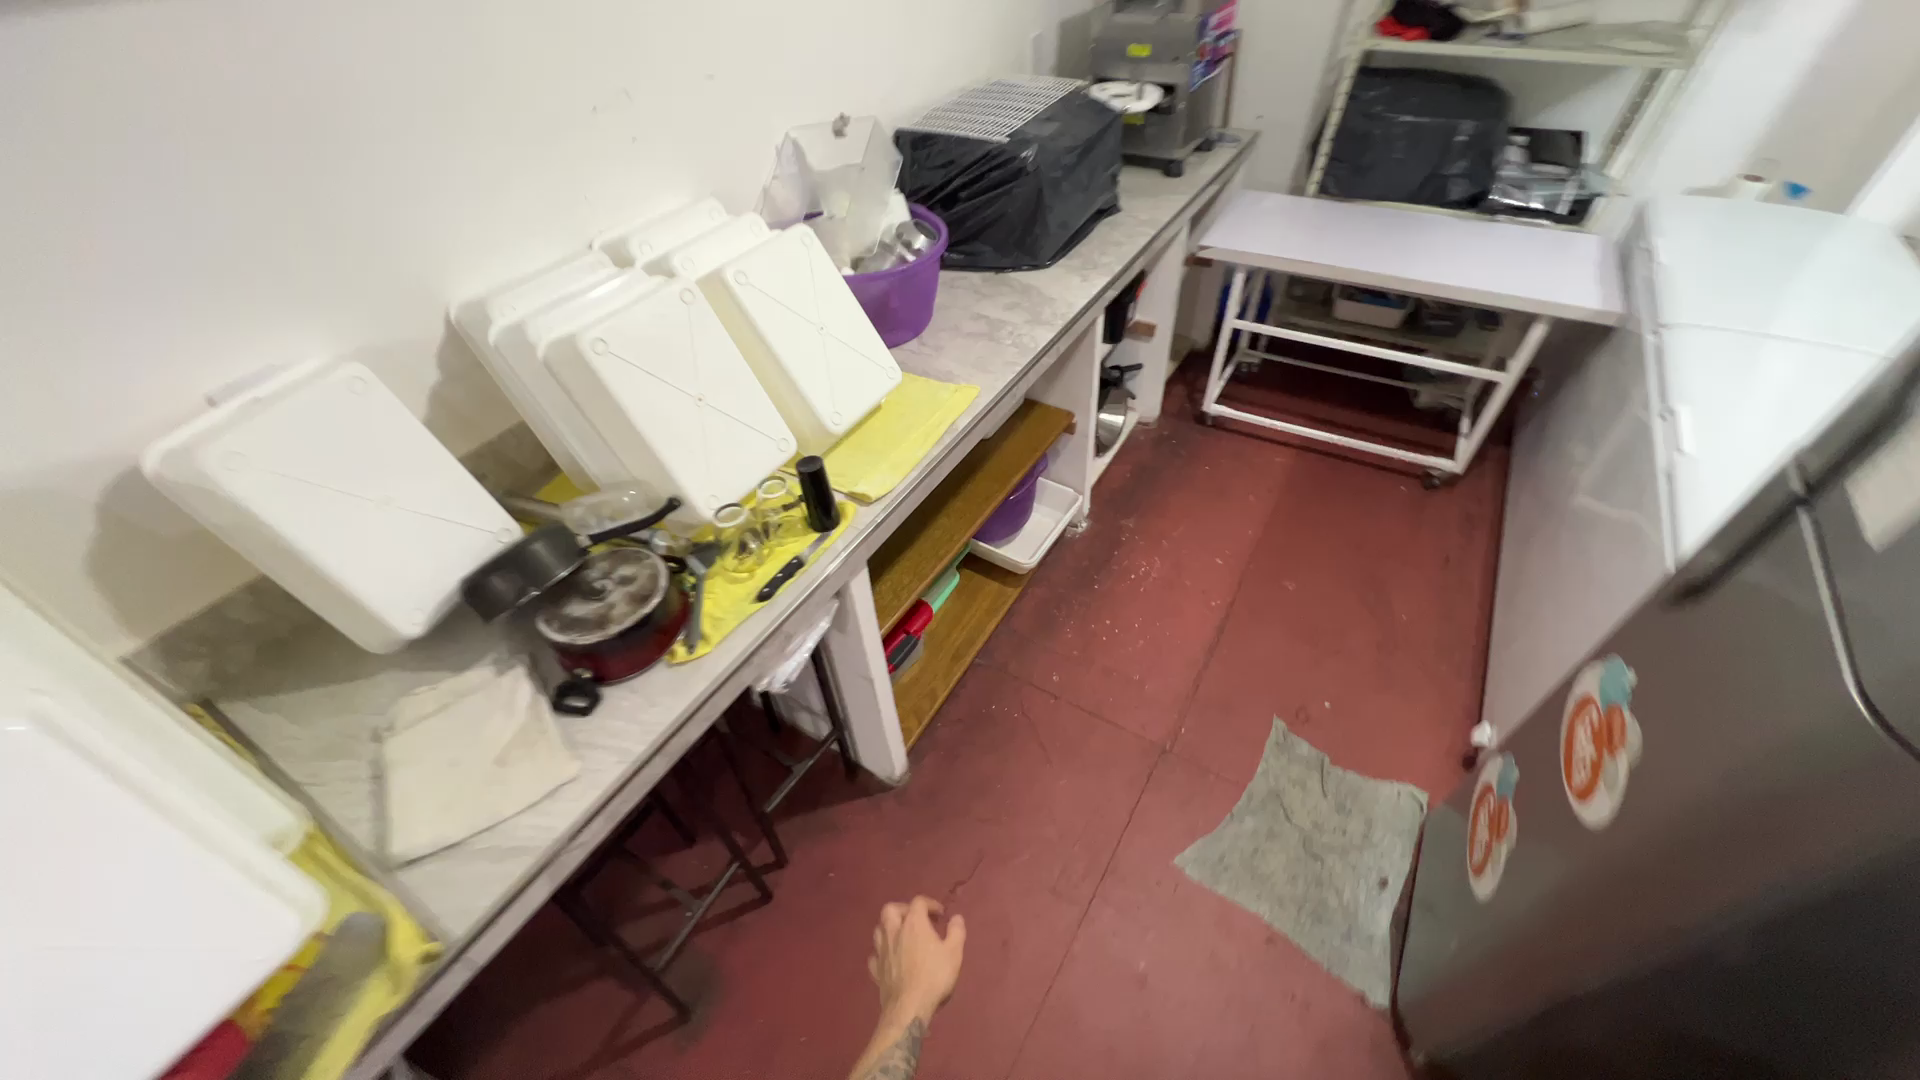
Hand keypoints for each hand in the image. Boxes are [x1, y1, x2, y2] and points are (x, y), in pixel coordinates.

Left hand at [867, 896, 965, 1023]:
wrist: (909, 1008)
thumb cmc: (934, 977)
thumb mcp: (954, 952)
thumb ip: (956, 931)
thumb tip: (956, 917)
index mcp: (913, 923)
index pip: (918, 902)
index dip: (930, 903)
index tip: (940, 914)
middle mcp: (894, 931)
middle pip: (891, 909)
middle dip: (903, 909)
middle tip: (915, 919)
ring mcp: (882, 951)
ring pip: (879, 930)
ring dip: (889, 928)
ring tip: (901, 935)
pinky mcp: (876, 970)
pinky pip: (875, 955)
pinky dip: (881, 952)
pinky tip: (889, 958)